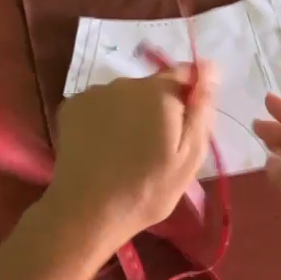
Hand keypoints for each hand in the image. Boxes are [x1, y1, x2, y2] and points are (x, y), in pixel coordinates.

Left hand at [41, 67, 215, 248]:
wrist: (87, 210)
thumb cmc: (147, 189)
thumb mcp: (189, 156)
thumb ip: (201, 109)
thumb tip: (209, 69)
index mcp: (157, 92)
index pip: (183, 74)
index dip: (189, 96)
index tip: (186, 125)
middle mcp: (124, 83)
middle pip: (152, 86)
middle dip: (159, 108)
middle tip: (157, 146)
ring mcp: (94, 93)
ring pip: (124, 96)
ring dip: (131, 113)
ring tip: (127, 149)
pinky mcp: (71, 106)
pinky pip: (99, 105)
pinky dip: (105, 119)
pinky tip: (104, 146)